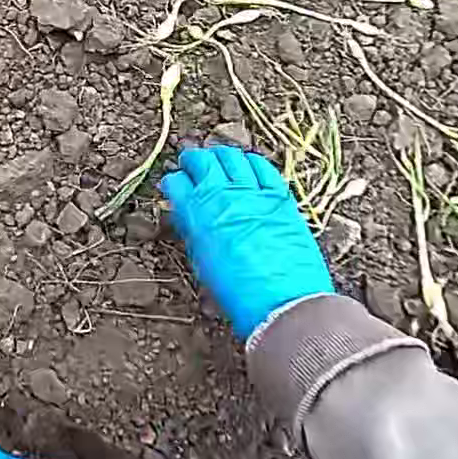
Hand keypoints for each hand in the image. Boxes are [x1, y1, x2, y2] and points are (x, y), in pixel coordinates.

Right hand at [161, 145, 334, 338]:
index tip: (175, 182)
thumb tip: (188, 215)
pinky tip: (248, 164)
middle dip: (193, 159)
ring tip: (218, 158)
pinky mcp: (278, 195)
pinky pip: (262, 166)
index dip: (173, 180)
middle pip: (202, 160)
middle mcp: (222, 196)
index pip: (177, 182)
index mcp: (197, 216)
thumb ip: (193, 232)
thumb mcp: (202, 263)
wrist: (283, 303)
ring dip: (221, 155)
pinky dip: (251, 162)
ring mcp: (252, 192)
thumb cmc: (239, 294)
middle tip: (192, 163)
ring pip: (231, 156)